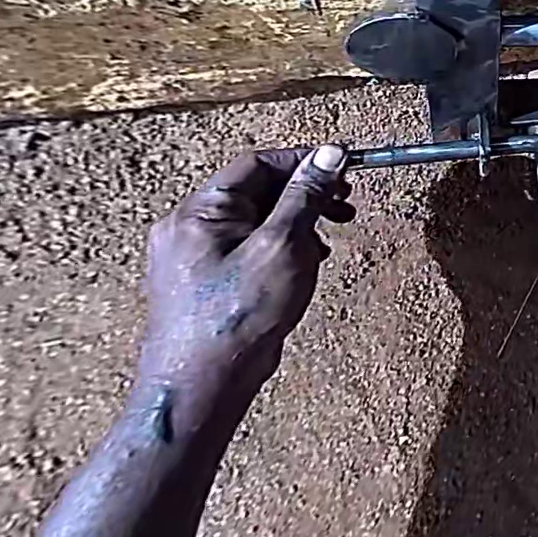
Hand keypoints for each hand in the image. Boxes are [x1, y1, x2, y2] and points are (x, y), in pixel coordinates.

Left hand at [137, 146, 354, 404]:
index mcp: (200, 212)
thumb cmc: (240, 312)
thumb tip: (331, 153)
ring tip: (332, 231)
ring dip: (302, 216)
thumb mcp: (285, 242)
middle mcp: (191, 227)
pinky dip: (288, 240)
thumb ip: (307, 194)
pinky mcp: (213, 276)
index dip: (305, 159)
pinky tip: (309, 258)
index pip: (258, 163)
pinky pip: (256, 240)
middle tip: (345, 200)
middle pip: (260, 187)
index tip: (346, 166)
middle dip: (308, 191)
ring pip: (261, 215)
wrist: (203, 383)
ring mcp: (199, 254)